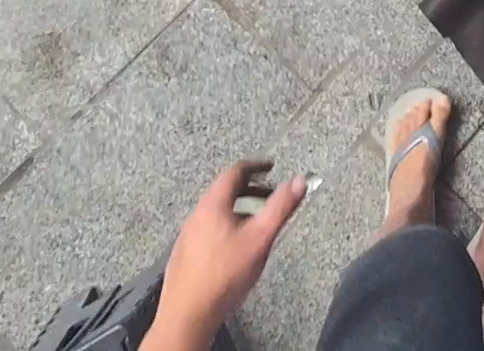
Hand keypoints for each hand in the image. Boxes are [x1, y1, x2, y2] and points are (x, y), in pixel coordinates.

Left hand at [143, 160, 306, 350]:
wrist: (186, 317)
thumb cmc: (226, 273)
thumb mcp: (260, 238)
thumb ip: (281, 207)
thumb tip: (300, 179)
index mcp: (213, 204)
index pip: (234, 172)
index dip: (255, 166)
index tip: (272, 167)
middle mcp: (196, 214)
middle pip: (224, 191)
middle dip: (250, 189)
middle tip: (270, 196)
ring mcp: (187, 235)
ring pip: (216, 211)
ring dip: (238, 208)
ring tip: (256, 222)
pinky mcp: (183, 255)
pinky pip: (208, 228)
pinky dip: (226, 224)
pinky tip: (235, 247)